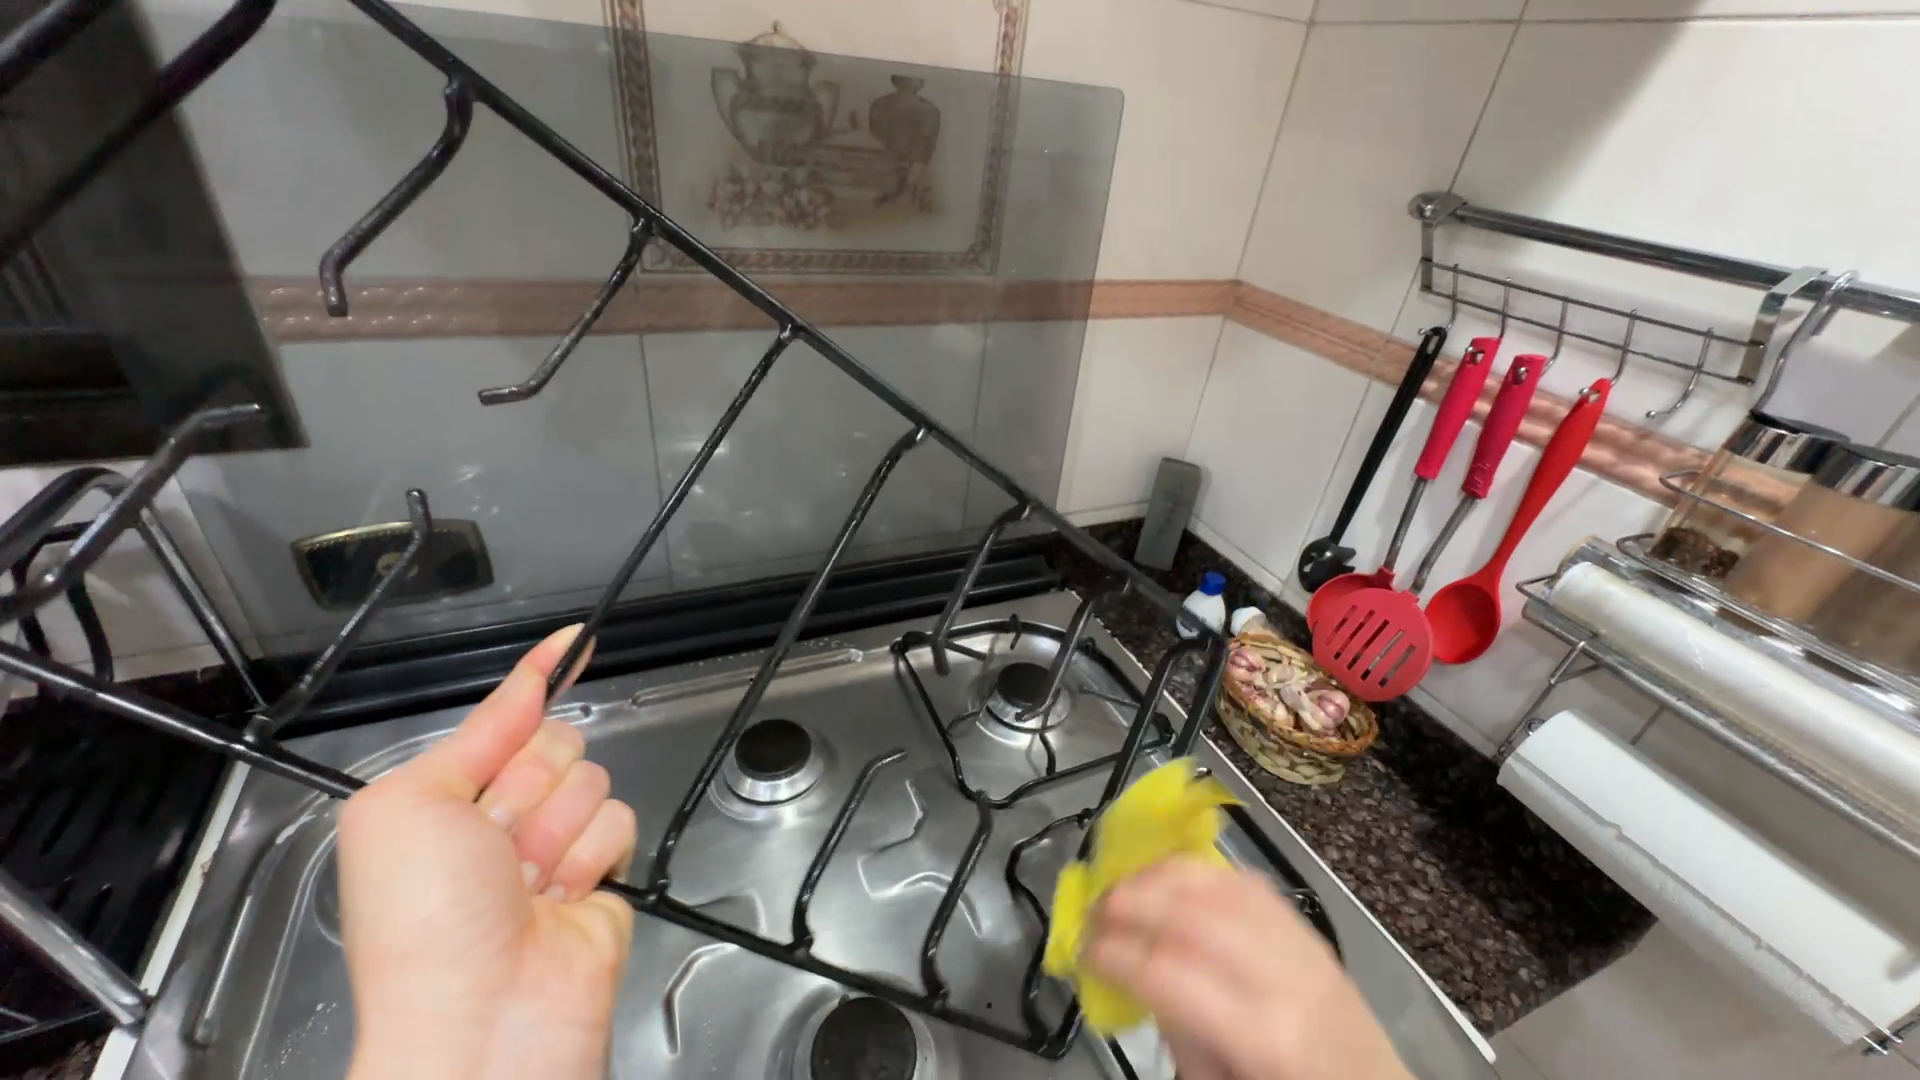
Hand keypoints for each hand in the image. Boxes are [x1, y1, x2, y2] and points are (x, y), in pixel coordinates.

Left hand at [337, 625, 636, 1079]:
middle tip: (498, 841)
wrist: (484, 1013)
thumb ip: (476, 735)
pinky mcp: (604, 866)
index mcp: (450, 792)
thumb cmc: (424, 916)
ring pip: (590, 781)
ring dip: (556, 831)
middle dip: (530, 784)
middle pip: (555, 742)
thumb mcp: (411, 808)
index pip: (505, 714)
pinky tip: (563, 895)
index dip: (538, 675)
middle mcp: (505, 812)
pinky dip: (591, 855)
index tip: (577, 639)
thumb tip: (529, 682)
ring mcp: (557, 840)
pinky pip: (619, 820)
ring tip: (527, 884)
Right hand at [1084, 858, 1412, 1079]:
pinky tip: (1173, 878)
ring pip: (1223, 887)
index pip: (1172, 976)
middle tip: (1092, 908)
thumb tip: (1139, 978)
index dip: (1117, 955)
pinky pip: (1250, 884)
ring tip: (1124, 884)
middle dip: (1133, 903)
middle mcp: (1287, 980)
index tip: (1082, 950)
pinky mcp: (1309, 931)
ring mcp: (1304, 946)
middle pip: (1195, 917)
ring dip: (1163, 877)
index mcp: (1265, 1039)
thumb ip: (1183, 1037)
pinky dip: (1204, 872)